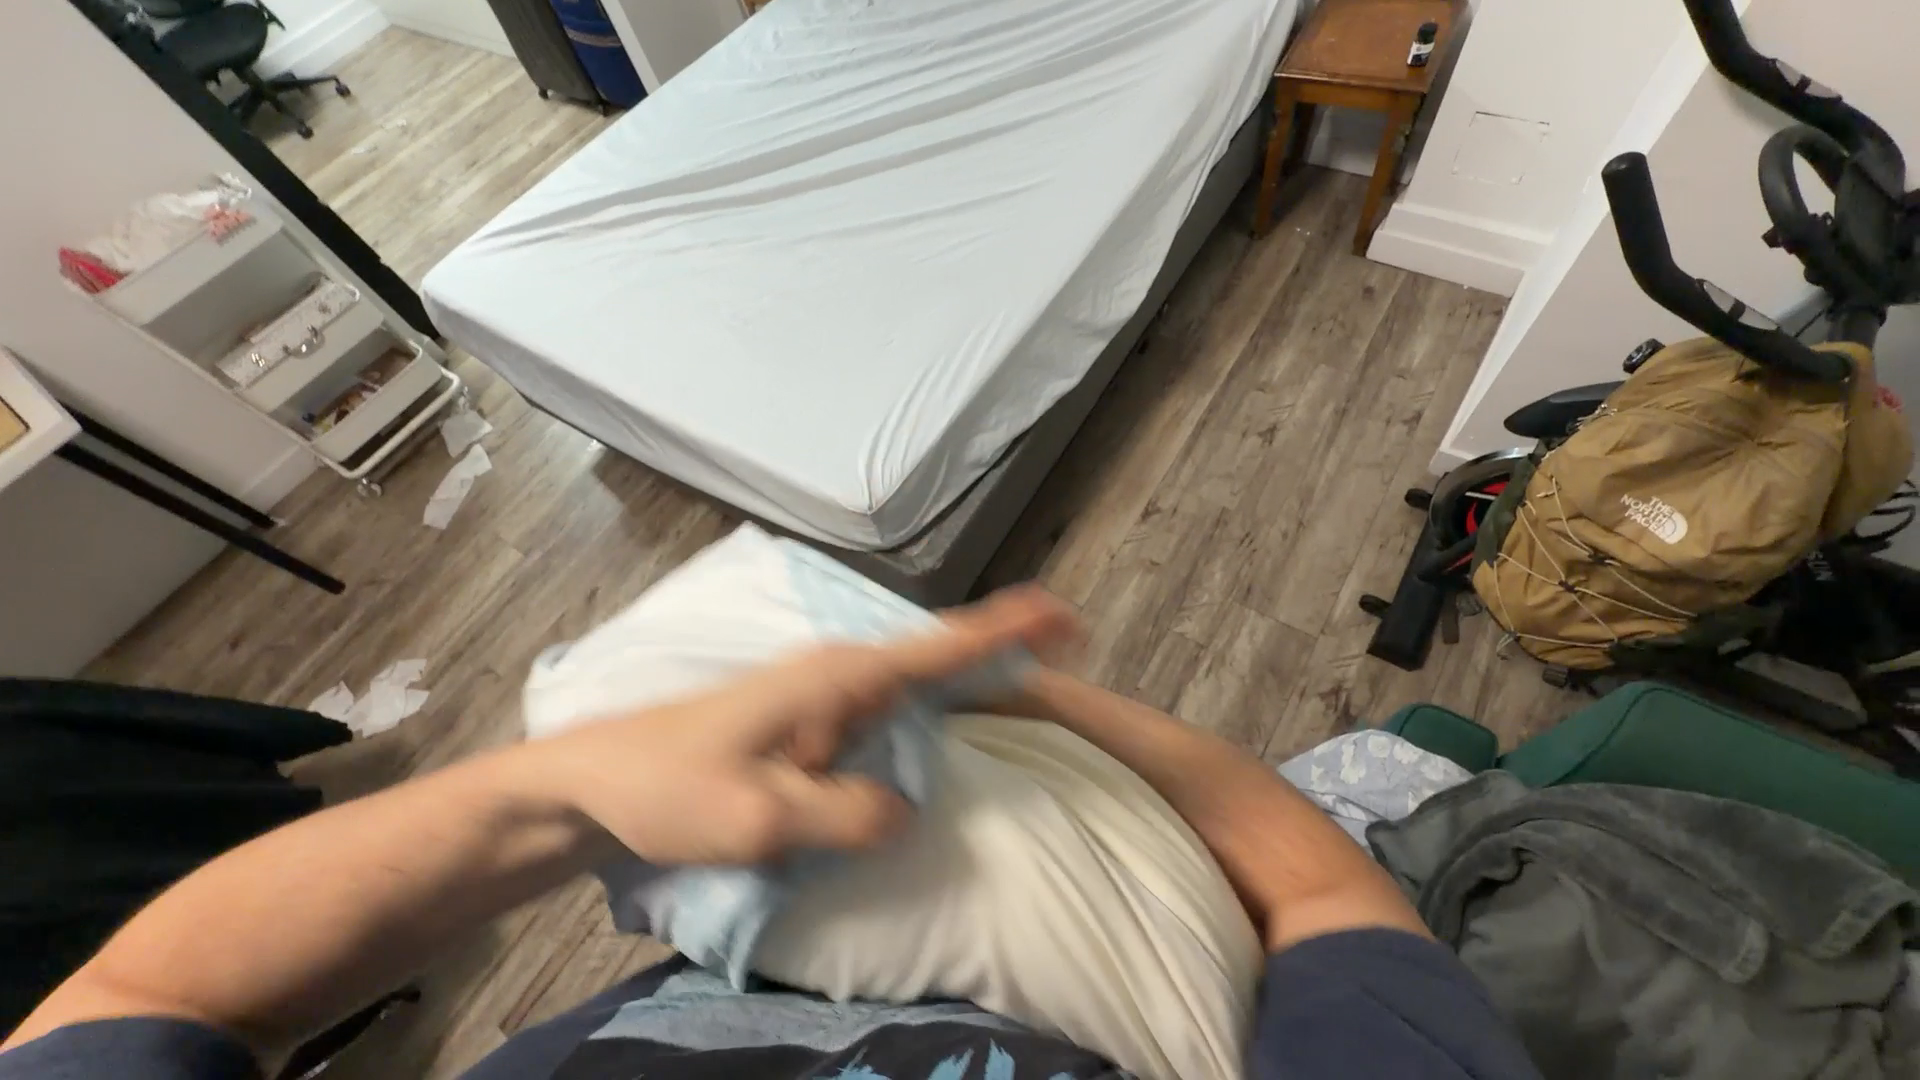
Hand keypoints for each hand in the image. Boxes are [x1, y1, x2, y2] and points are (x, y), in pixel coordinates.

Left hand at [523, 585, 1079, 866]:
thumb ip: (847, 814)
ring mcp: (825, 693)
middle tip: (1066, 658)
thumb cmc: (668, 789)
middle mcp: (839, 672)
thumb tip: (908, 809)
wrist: (595, 782)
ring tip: (1025, 697)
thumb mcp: (758, 819)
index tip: (1065, 618)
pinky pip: (887, 715)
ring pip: (916, 688)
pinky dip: (926, 720)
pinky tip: (945, 739)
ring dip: (967, 689)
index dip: (1007, 629)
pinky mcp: (813, 719)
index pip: (939, 644)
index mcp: (835, 677)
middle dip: (1002, 655)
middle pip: (940, 657)